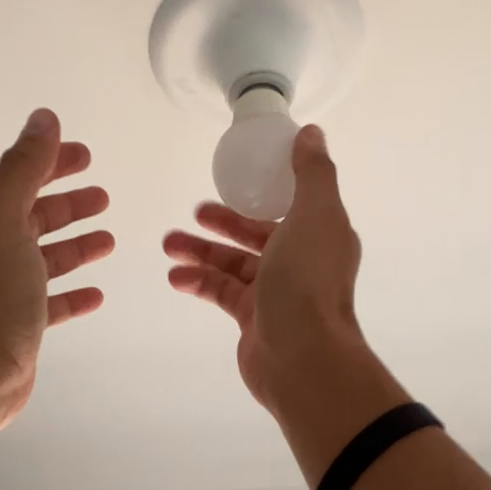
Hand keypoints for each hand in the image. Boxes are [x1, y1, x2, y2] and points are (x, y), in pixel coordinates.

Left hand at [0, 108, 112, 430]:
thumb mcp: (5, 216)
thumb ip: (24, 168)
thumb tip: (44, 118)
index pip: (26, 180)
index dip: (54, 163)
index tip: (86, 156)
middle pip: (39, 219)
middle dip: (70, 205)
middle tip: (103, 197)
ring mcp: (11, 290)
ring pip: (49, 260)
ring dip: (77, 246)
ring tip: (108, 240)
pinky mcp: (24, 326)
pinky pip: (55, 303)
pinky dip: (76, 294)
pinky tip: (96, 293)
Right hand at [162, 125, 365, 410]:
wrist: (302, 356)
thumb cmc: (307, 280)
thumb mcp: (315, 213)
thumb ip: (313, 172)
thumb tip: (311, 133)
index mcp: (321, 235)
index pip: (293, 207)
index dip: (265, 193)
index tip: (236, 181)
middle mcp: (302, 263)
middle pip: (258, 236)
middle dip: (225, 223)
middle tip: (194, 212)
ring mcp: (277, 294)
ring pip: (234, 265)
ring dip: (202, 252)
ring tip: (168, 244)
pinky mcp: (253, 320)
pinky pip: (222, 293)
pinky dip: (200, 282)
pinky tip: (176, 276)